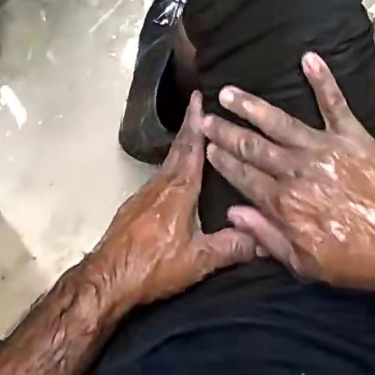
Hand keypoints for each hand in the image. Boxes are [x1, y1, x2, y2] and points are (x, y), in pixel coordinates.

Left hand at [82, 94, 256, 309]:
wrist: (108, 277)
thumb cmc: (153, 265)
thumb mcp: (199, 260)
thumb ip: (232, 246)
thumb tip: (267, 239)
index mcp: (179, 189)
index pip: (192, 148)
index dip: (198, 122)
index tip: (200, 97)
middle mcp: (161, 184)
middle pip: (178, 149)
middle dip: (190, 126)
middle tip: (199, 106)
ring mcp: (145, 194)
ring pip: (168, 163)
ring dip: (182, 146)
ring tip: (196, 137)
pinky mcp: (136, 207)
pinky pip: (160, 177)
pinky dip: (172, 166)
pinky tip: (177, 176)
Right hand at [196, 52, 374, 313]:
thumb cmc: (356, 261)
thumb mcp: (305, 265)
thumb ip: (266, 236)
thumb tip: (233, 212)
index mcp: (285, 203)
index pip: (243, 175)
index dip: (222, 159)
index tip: (206, 146)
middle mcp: (297, 170)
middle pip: (252, 145)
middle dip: (224, 131)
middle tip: (204, 117)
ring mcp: (323, 148)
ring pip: (278, 122)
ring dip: (250, 105)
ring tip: (228, 92)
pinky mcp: (351, 137)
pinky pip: (334, 104)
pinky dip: (322, 80)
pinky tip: (309, 58)